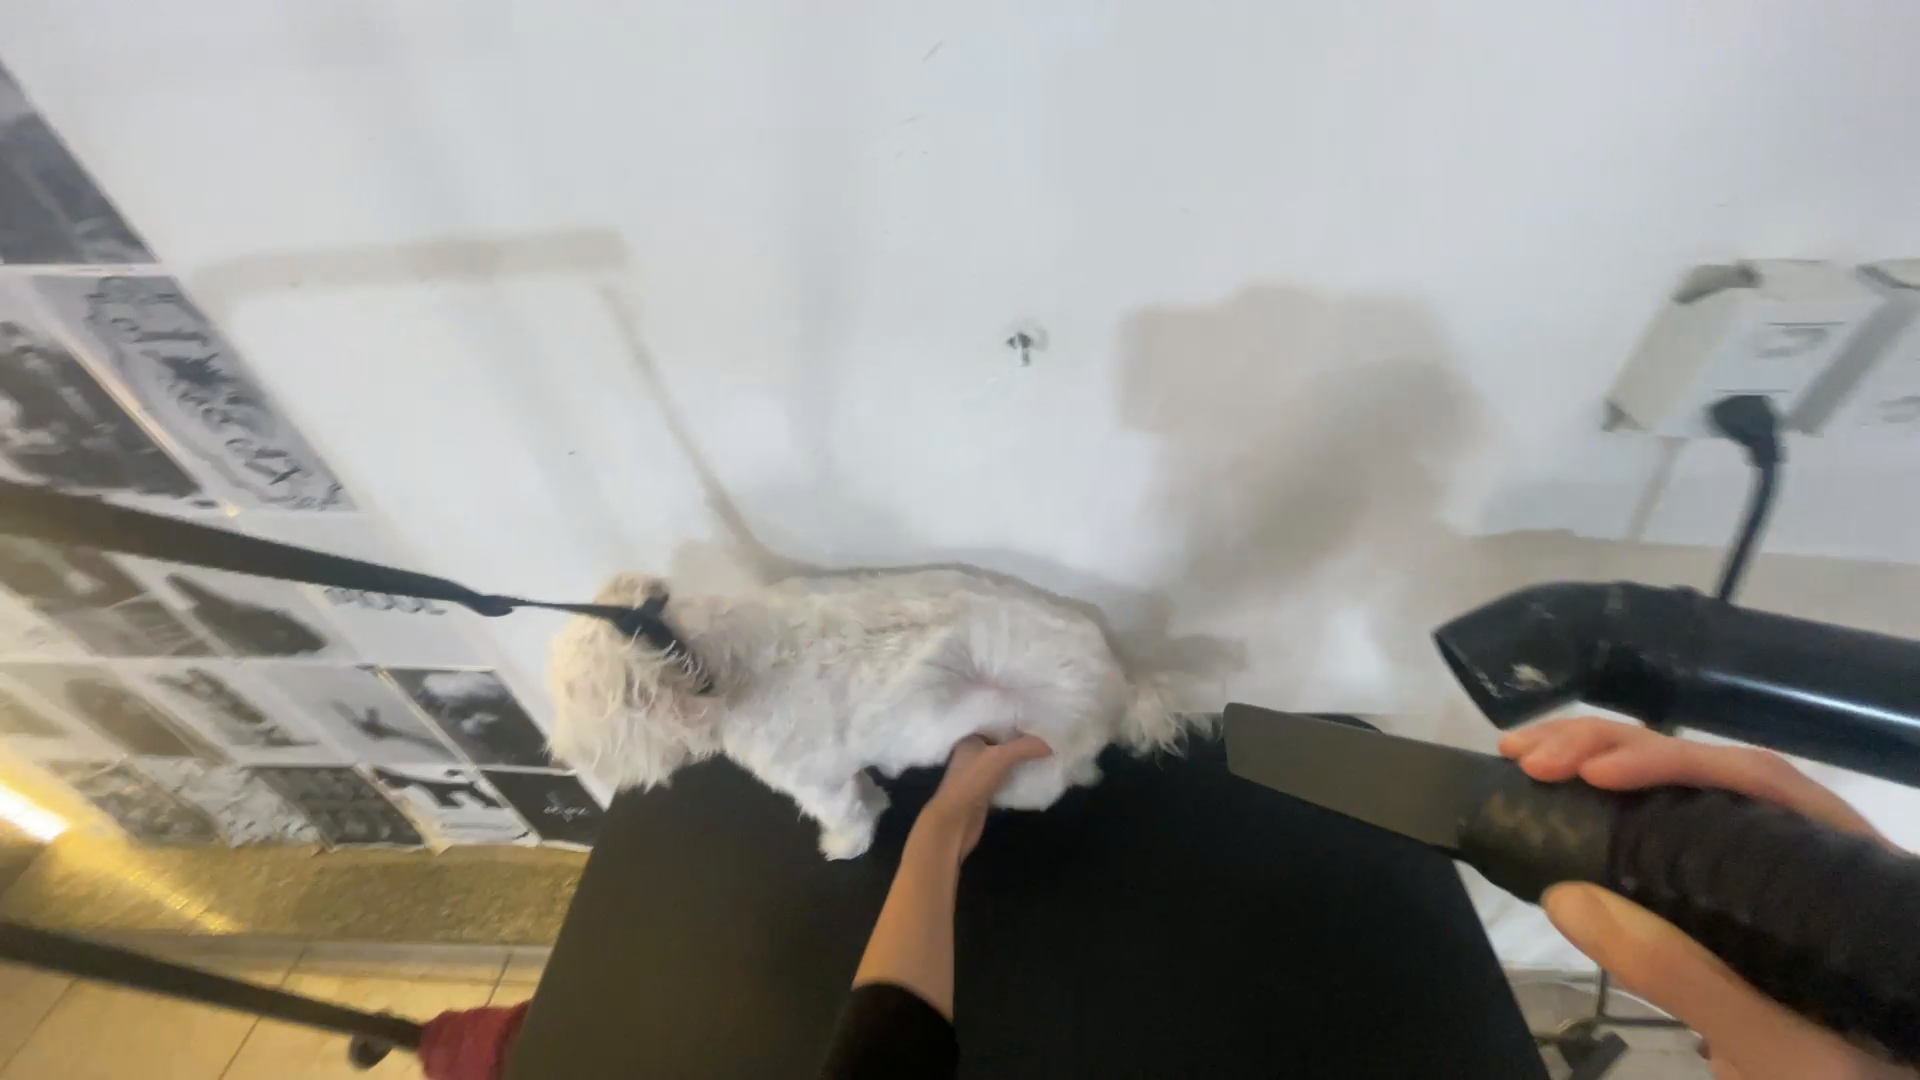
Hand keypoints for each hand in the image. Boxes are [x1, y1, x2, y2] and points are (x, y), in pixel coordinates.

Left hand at [916, 734, 1051, 858]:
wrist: (954, 822)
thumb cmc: (972, 782)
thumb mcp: (1001, 757)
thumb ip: (1026, 747)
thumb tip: (1050, 745)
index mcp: (970, 739)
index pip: (997, 724)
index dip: (1017, 723)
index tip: (1038, 723)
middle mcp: (971, 755)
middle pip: (1002, 744)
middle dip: (1021, 744)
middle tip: (1046, 740)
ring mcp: (976, 775)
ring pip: (1003, 764)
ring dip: (1020, 762)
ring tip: (1044, 757)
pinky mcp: (983, 794)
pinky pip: (1004, 781)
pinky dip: (1017, 779)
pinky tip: (1033, 777)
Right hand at [1501, 717, 1902, 1079]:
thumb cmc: (1832, 1077)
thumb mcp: (1776, 1046)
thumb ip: (1684, 977)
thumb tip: (1562, 896)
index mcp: (1842, 870)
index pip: (1759, 784)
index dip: (1671, 763)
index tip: (1594, 775)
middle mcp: (1796, 841)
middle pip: (1699, 762)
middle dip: (1605, 746)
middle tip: (1530, 760)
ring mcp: (1743, 847)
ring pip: (1664, 769)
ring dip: (1584, 750)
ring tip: (1517, 753)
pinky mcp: (1697, 860)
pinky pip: (1642, 801)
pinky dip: (1584, 781)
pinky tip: (1544, 775)